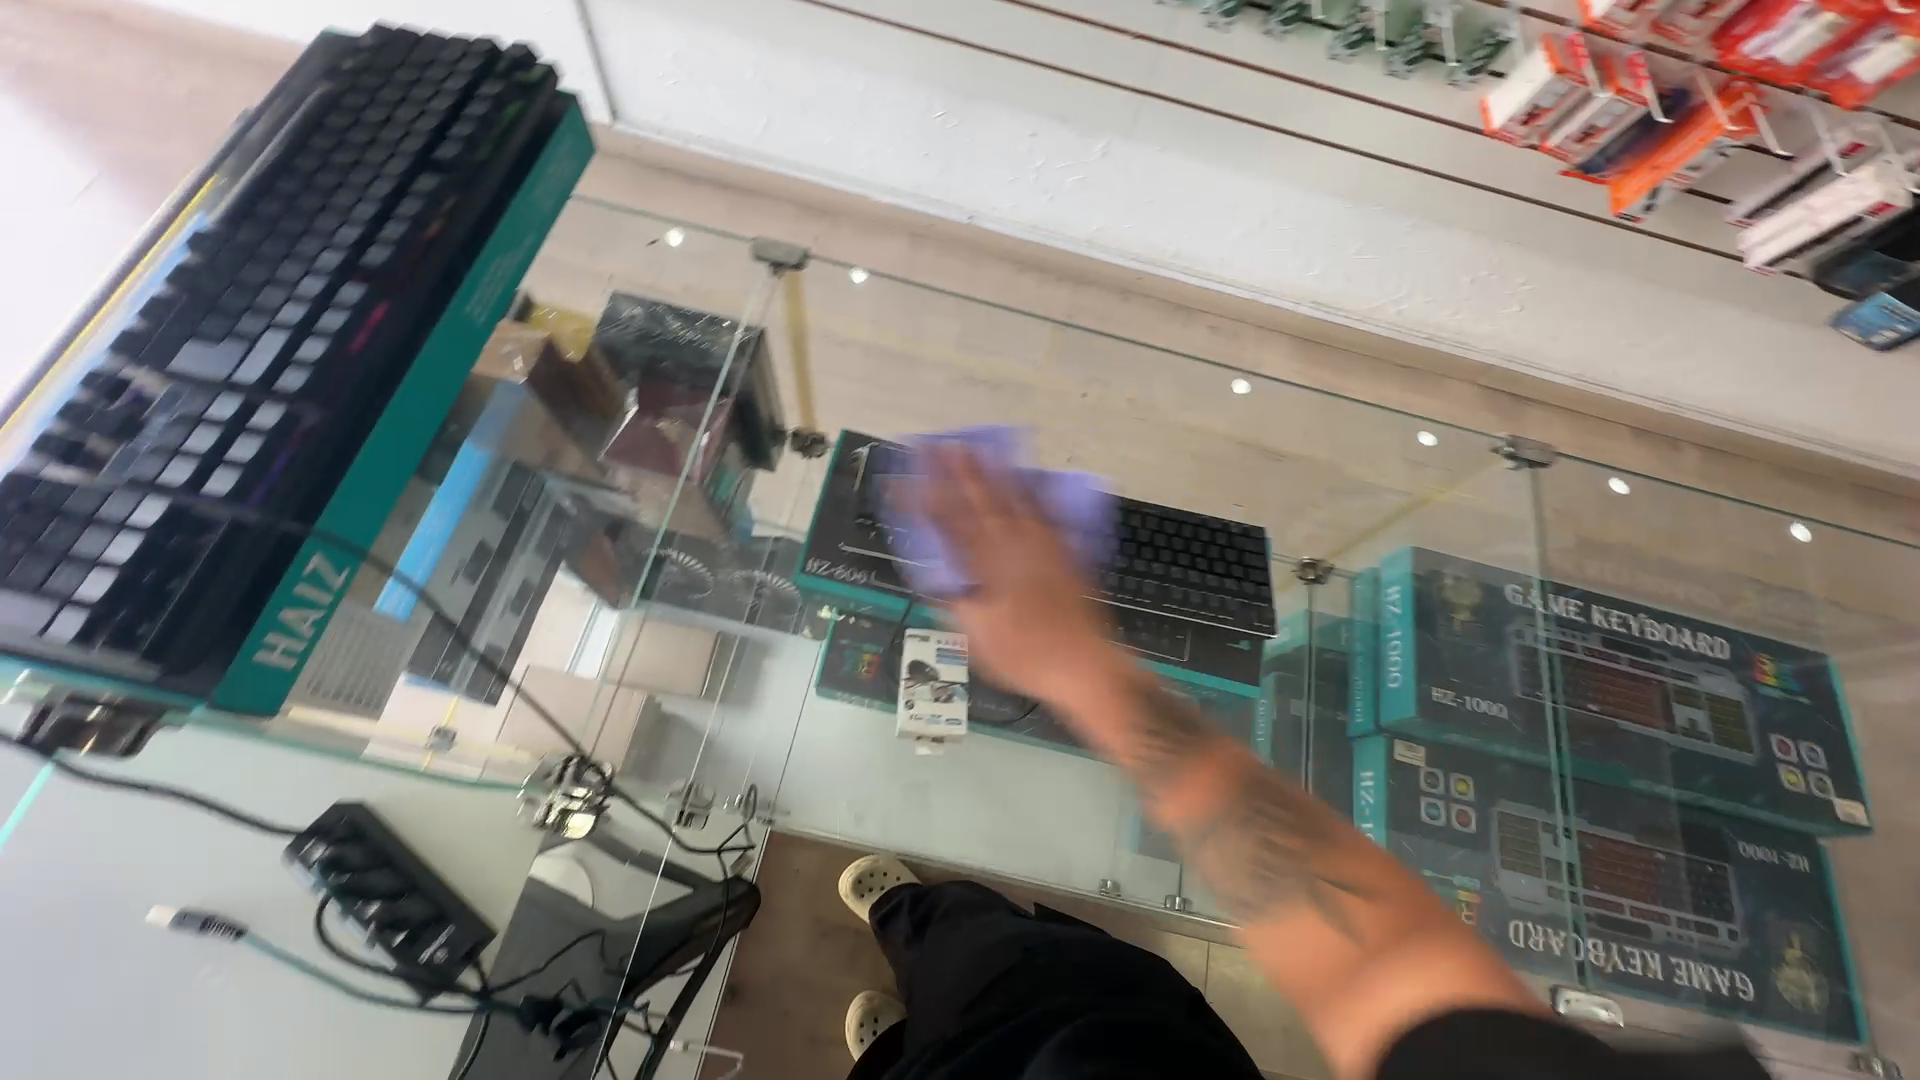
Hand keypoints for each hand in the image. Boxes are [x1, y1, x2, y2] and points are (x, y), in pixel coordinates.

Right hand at [916, 446, 1122, 707]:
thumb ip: (959, 605)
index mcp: (988, 570)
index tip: (906, 480)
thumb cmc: (1028, 658)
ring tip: (979, 448)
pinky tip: (1032, 477)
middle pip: (982, 504)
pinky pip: (1049, 513)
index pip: (950, 528)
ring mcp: (1044, 547)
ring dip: (994, 473)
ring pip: (1015, 500)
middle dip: (959, 474)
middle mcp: (1015, 550)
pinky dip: (1037, 492)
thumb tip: (938, 583)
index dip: (926, 502)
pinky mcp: (1066, 553)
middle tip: (942, 445)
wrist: (1085, 666)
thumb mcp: (980, 640)